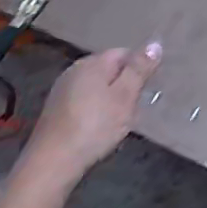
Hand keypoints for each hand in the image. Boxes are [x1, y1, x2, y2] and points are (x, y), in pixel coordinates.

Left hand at [16, 41, 161, 191]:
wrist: (52, 163)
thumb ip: (139, 70)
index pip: (123, 53)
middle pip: (108, 69)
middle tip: (132, 110)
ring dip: (108, 100)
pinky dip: (93, 112)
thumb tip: (154, 43)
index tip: (144, 92)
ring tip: (116, 123)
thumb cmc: (94, 127)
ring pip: (95, 87)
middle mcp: (75, 69)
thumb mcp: (124, 97)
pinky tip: (95, 131)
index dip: (137, 69)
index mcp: (93, 62)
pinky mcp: (55, 111)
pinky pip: (82, 102)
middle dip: (123, 86)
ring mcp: (62, 90)